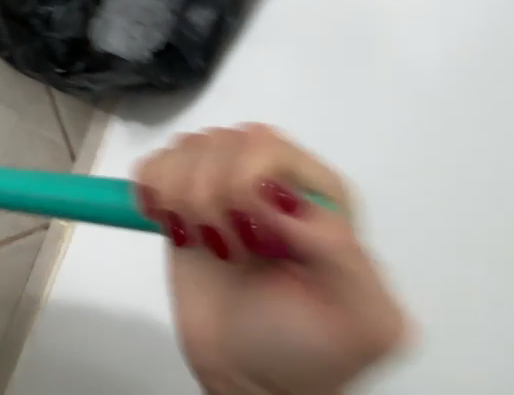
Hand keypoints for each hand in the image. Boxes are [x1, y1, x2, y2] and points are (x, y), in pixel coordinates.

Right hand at [132, 125, 407, 394]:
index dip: (247, 185)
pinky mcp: (178, 194)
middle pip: (220, 141)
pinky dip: (152, 196)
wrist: (249, 377)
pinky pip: (152, 163)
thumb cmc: (307, 351)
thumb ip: (338, 247)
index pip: (267, 146)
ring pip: (184, 148)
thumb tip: (276, 199)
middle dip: (211, 196)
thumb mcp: (362, 317)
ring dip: (182, 201)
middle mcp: (270, 176)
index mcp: (319, 193)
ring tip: (207, 244)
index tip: (255, 241)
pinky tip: (177, 230)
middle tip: (228, 247)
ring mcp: (221, 182)